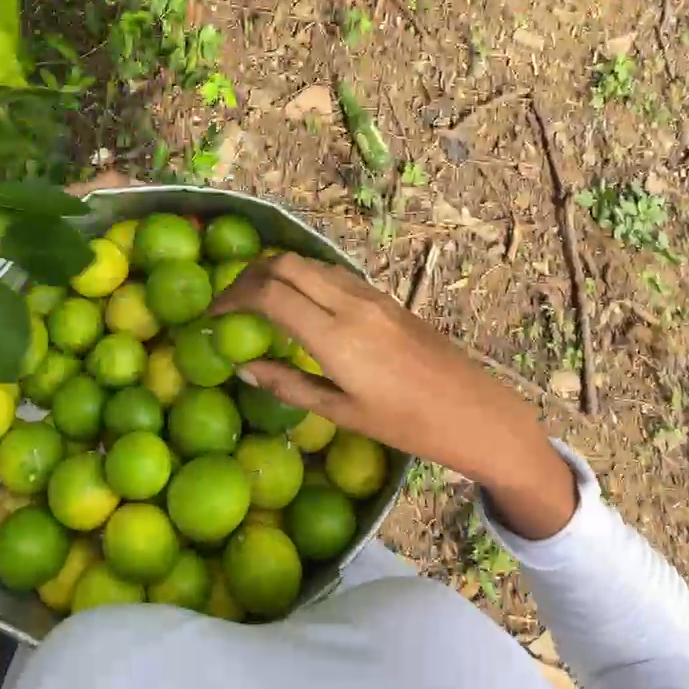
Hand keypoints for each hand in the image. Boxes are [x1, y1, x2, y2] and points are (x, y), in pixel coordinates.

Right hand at [210, 254, 578, 537]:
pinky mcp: (383, 295)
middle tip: (229, 301)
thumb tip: (244, 368)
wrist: (476, 411)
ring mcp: (369, 294)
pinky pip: (330, 272)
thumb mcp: (343, 414)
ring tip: (255, 300)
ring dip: (274, 270)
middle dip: (248, 274)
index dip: (232, 297)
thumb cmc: (408, 426)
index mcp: (336, 338)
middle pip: (284, 262)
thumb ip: (289, 386)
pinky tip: (295, 302)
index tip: (212, 314)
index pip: (269, 293)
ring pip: (308, 261)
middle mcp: (350, 303)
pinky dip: (301, 276)